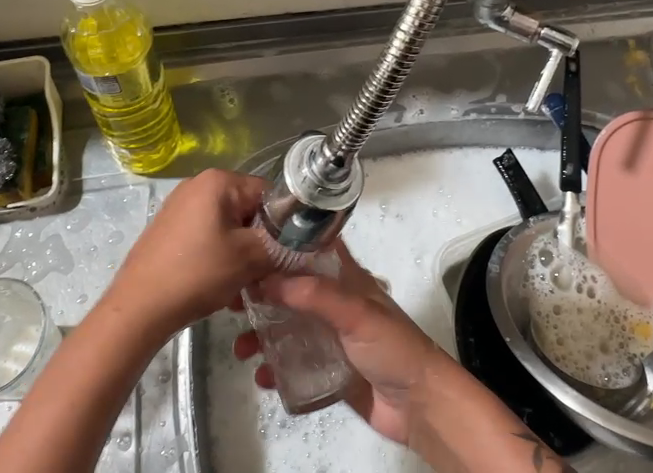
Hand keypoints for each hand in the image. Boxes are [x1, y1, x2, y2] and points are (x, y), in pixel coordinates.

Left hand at [104, 169, 278, 338]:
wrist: (138, 308)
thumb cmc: (197, 274)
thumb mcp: (249, 258)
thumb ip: (282, 245)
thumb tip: (303, 244)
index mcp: (218, 181)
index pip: (268, 194)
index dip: (283, 224)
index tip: (285, 254)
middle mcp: (198, 185)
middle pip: (247, 212)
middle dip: (259, 244)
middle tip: (264, 276)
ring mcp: (180, 208)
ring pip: (229, 229)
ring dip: (241, 258)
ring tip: (242, 290)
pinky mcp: (169, 231)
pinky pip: (208, 239)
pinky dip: (219, 260)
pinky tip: (221, 291)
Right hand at [233, 242, 449, 444]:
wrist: (420, 406)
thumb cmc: (393, 348)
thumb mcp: (357, 314)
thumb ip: (316, 296)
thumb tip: (268, 280)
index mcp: (347, 279)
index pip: (311, 250)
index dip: (281, 246)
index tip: (246, 248)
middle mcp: (336, 303)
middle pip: (291, 290)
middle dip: (261, 295)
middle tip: (232, 304)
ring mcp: (331, 337)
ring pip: (288, 327)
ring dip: (262, 335)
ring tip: (241, 349)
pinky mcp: (328, 369)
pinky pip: (293, 364)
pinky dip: (274, 368)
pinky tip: (262, 376)